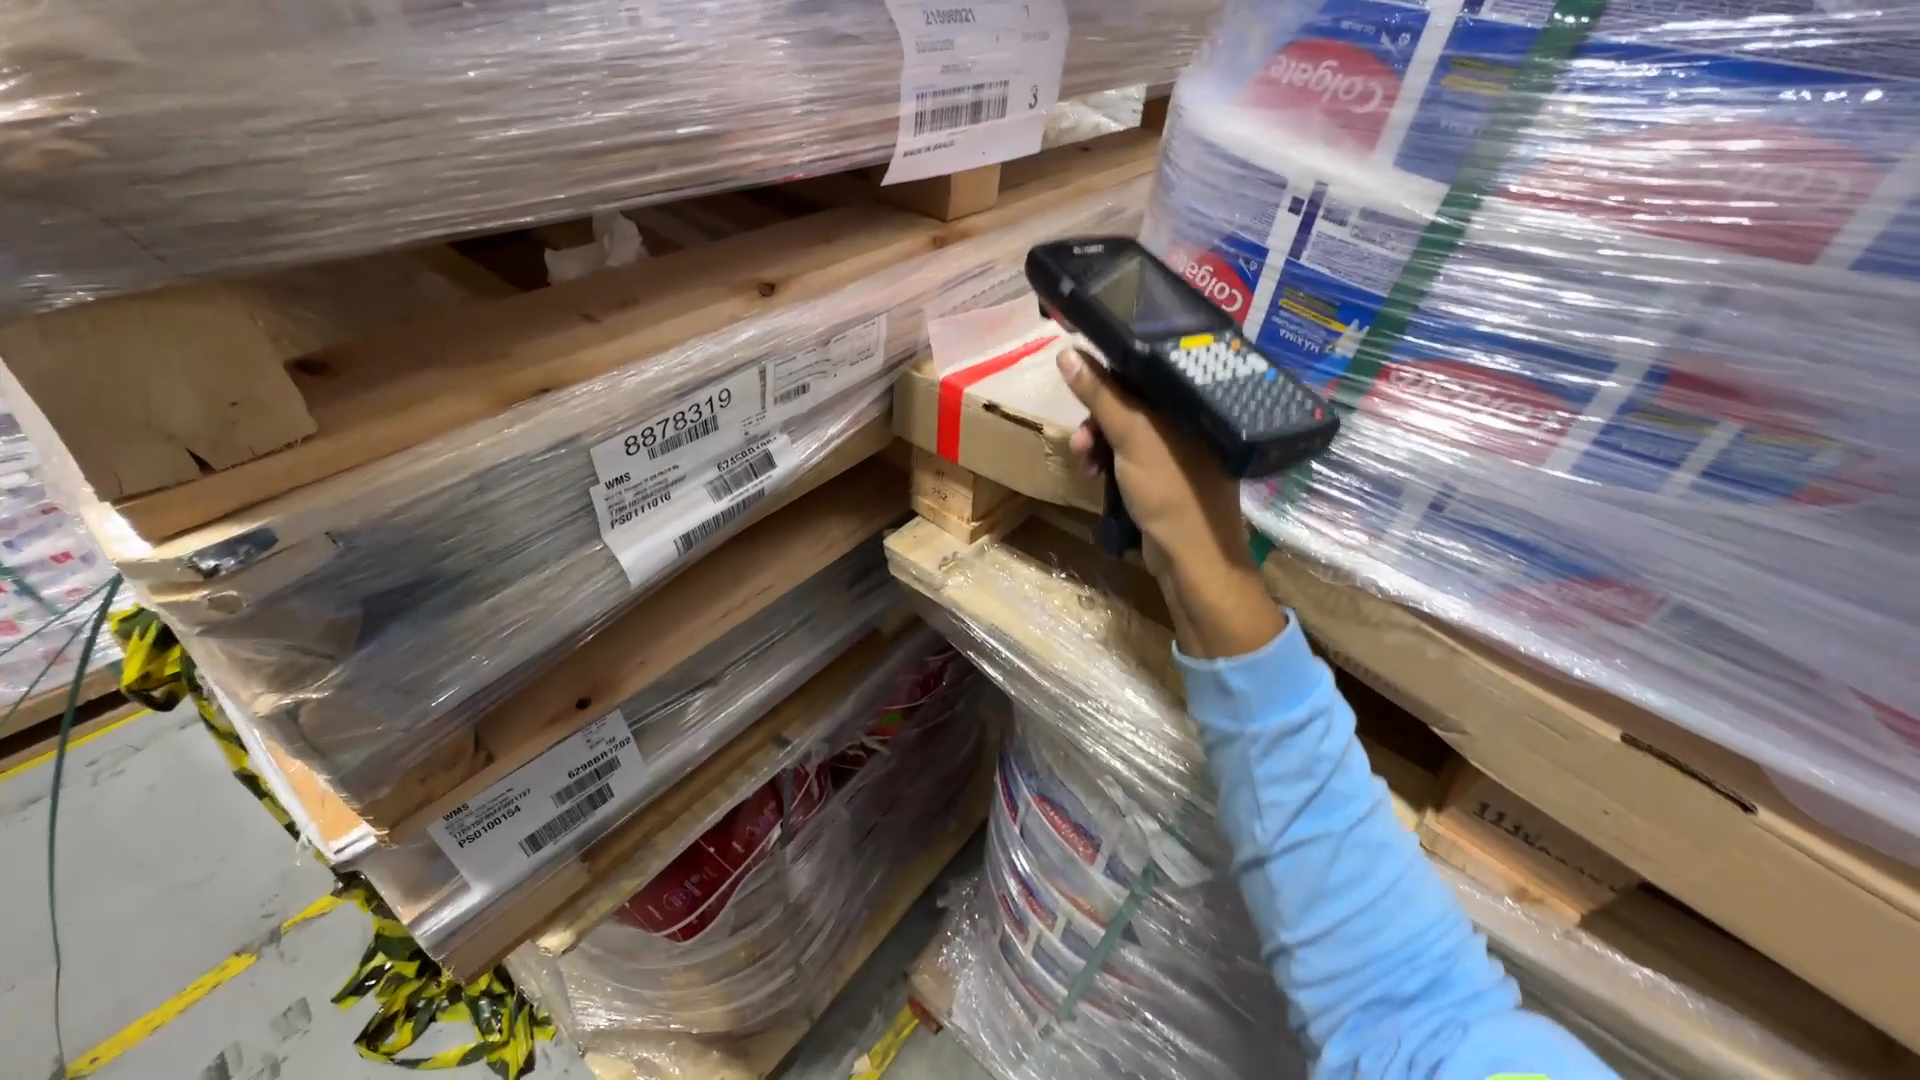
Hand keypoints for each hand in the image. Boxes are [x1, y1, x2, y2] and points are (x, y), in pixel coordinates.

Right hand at [1056, 347, 1284, 658]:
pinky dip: (1108, 464)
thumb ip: (1100, 394)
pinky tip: (1094, 477)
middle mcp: (1186, 419)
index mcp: (1189, 401)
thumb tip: (1067, 351)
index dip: (1107, 372)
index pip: (1144, 368)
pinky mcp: (1164, 478)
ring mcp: (1177, 450)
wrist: (1191, 558)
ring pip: (1124, 432)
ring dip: (1097, 444)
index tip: (1076, 380)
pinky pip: (1128, 458)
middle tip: (1080, 441)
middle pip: (1129, 402)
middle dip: (1096, 419)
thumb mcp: (1131, 436)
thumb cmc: (1168, 490)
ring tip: (1083, 464)